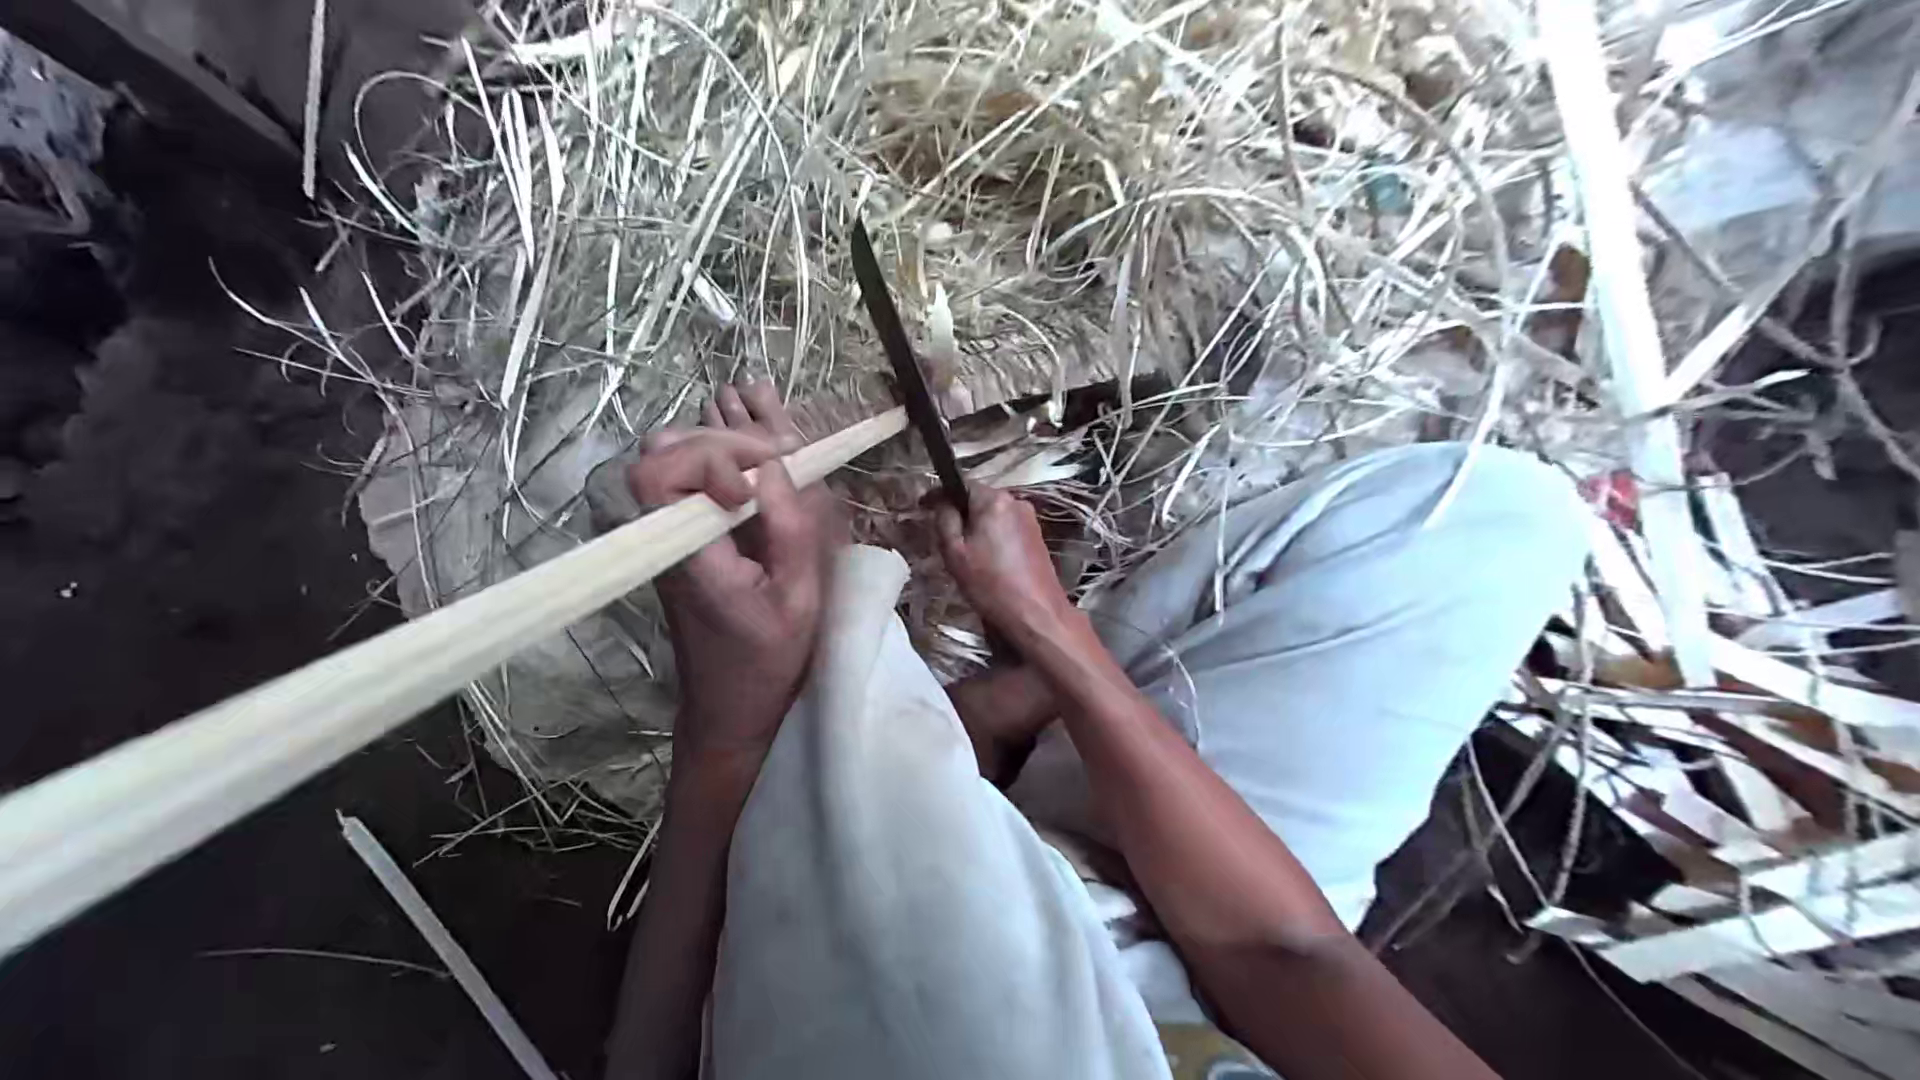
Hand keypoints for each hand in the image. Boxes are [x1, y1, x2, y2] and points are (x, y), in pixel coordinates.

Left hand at [627, 382, 839, 766]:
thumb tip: (776, 465)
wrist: (730, 704)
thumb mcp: (799, 598)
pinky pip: (685, 481)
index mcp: (687, 554)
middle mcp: (663, 537)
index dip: (708, 459)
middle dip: (722, 445)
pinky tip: (757, 489)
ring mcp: (666, 537)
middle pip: (661, 452)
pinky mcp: (678, 540)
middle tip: (774, 465)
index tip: (751, 490)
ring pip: (669, 459)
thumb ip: (790, 529)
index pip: (658, 473)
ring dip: (719, 452)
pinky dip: (720, 468)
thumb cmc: (767, 660)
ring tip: (767, 472)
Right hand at [935, 483, 1075, 644]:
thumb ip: (945, 520)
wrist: (1036, 614)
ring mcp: (1029, 519)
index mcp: (994, 500)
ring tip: (966, 554)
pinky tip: (988, 561)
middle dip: (960, 514)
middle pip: (978, 499)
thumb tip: (942, 502)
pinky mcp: (1036, 536)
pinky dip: (992, 537)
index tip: (923, 507)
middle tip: (944, 539)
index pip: (960, 484)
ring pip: (992, 515)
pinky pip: (1006, 527)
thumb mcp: (955, 552)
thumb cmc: (990, 584)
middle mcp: (1015, 501)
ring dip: (977, 527)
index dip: (939, 494)